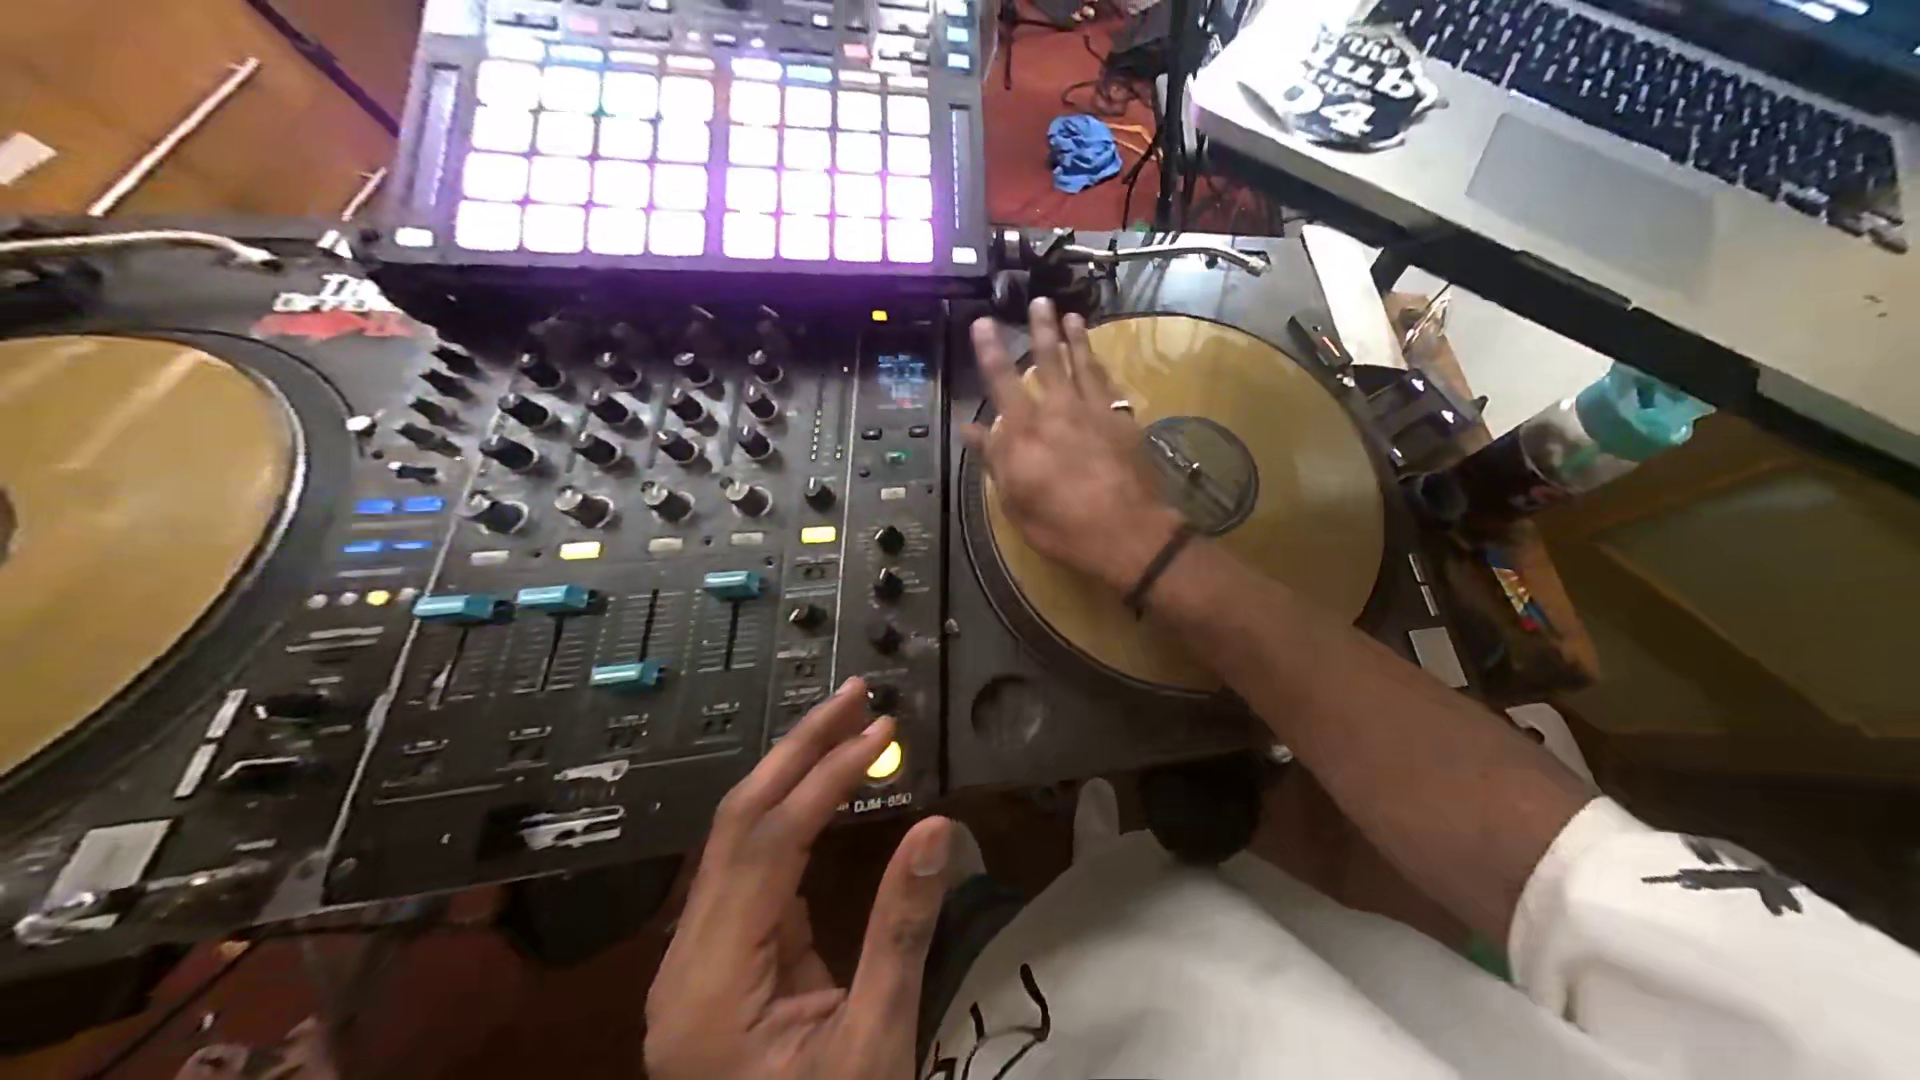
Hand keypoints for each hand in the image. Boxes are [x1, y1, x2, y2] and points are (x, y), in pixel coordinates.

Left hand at [645, 678, 952, 1079]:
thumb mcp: (872, 1047)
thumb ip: (899, 933)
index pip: (766, 844)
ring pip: (740, 834)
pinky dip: (794, 811)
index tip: (880, 733)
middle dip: (799, 748)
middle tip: (854, 695)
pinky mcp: (723, 954)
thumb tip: (934, 829)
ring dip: (794, 770)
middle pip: (738, 821)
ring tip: (846, 722)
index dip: (825, 778)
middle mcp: (688, 956)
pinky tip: (826, 783)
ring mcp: (699, 955)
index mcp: (709, 985)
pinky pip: (755, 863)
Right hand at [965, 299, 1184, 591]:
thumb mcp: (1016, 502)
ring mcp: (1096, 413)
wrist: (1128, 534)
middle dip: (1042, 328)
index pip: (1003, 381)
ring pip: (1083, 364)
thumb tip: (971, 429)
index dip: (991, 350)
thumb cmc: (1062, 526)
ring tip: (1071, 316)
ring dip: (1076, 338)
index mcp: (1026, 432)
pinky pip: (1110, 385)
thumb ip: (994, 460)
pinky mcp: (1124, 422)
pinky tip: (1100, 359)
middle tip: (1039, 302)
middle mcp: (1060, 411)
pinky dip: (1102, 367)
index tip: (983, 322)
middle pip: (1049, 360)